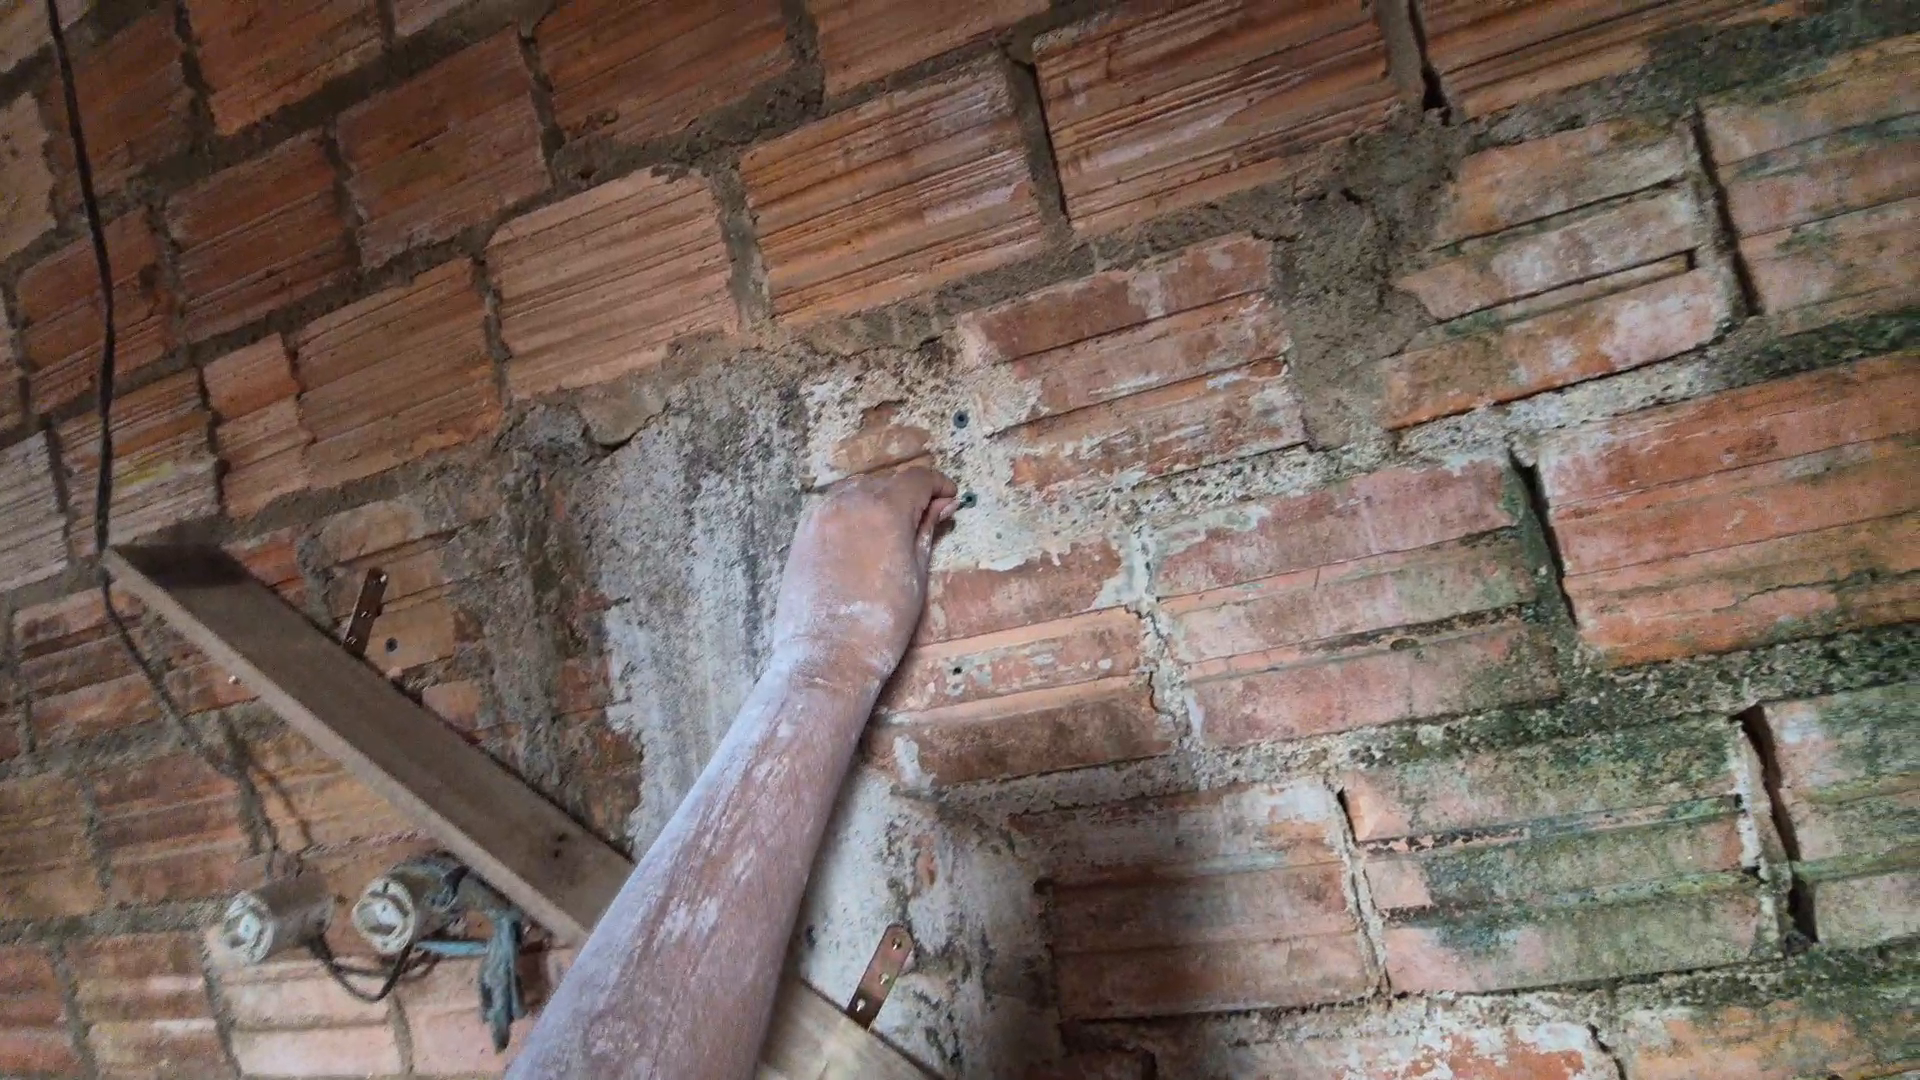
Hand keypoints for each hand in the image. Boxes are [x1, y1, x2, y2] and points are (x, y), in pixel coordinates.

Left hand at [770, 467, 958, 690]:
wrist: (828, 654)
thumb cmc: (883, 622)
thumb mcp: (917, 574)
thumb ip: (927, 531)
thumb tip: (944, 504)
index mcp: (884, 510)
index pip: (917, 479)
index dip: (938, 485)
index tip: (950, 499)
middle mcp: (850, 502)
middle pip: (886, 482)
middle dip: (910, 494)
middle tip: (927, 518)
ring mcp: (821, 514)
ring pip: (857, 490)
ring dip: (880, 499)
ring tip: (894, 527)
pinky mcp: (803, 532)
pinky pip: (834, 507)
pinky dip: (853, 511)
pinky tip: (862, 536)